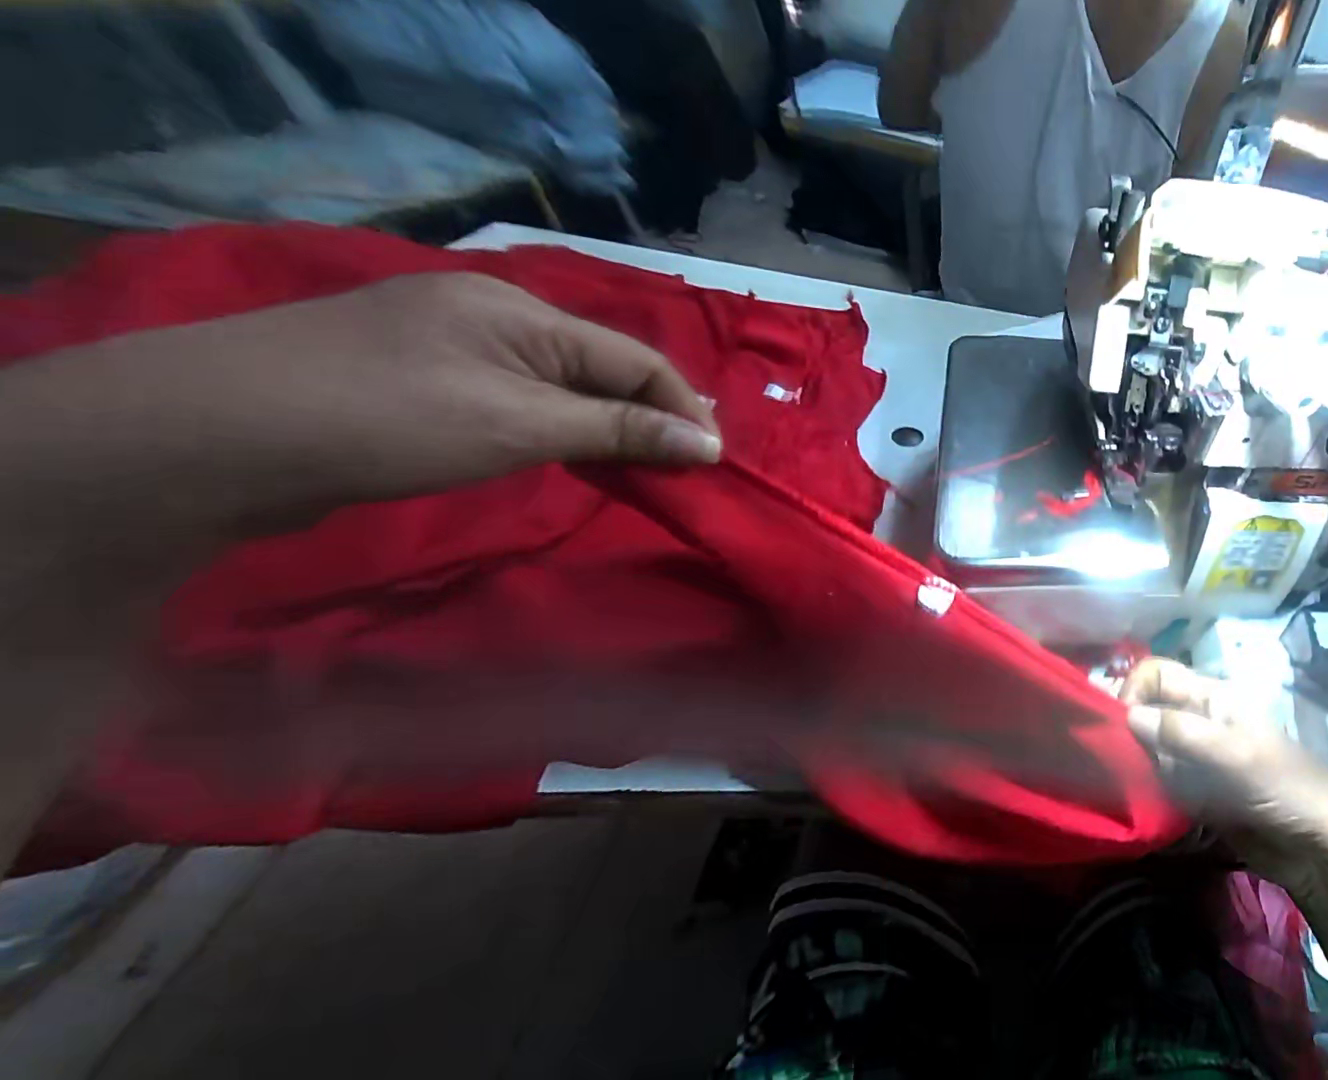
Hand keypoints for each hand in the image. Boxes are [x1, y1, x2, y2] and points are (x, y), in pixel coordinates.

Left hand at [0, 272, 721, 545]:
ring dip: (612, 426)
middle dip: (653, 417)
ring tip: (649, 467)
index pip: (634, 359)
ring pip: (567, 386)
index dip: (683, 408)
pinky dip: (566, 430)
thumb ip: (620, 431)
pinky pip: (526, 400)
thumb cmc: (389, 420)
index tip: (715, 458)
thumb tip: (709, 444)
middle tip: (691, 466)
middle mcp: (498, 317)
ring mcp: (461, 347)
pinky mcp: (432, 381)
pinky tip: (579, 453)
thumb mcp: (521, 425)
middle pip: (603, 369)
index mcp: (524, 312)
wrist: (216, 437)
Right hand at [1121, 657, 1327, 883]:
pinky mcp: (1193, 790)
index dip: (1133, 687)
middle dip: (1125, 725)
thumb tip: (1127, 715)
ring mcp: (1194, 756)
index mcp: (1211, 698)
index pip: (1157, 673)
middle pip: (1147, 707)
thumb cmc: (1283, 788)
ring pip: (1147, 744)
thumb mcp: (1233, 753)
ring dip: (1133, 758)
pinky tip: (1139, 795)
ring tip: (1123, 778)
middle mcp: (1197, 720)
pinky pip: (1158, 777)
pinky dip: (1145, 784)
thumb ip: (1179, 732)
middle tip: (1113, 753)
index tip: (1119, 720)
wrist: (1319, 850)